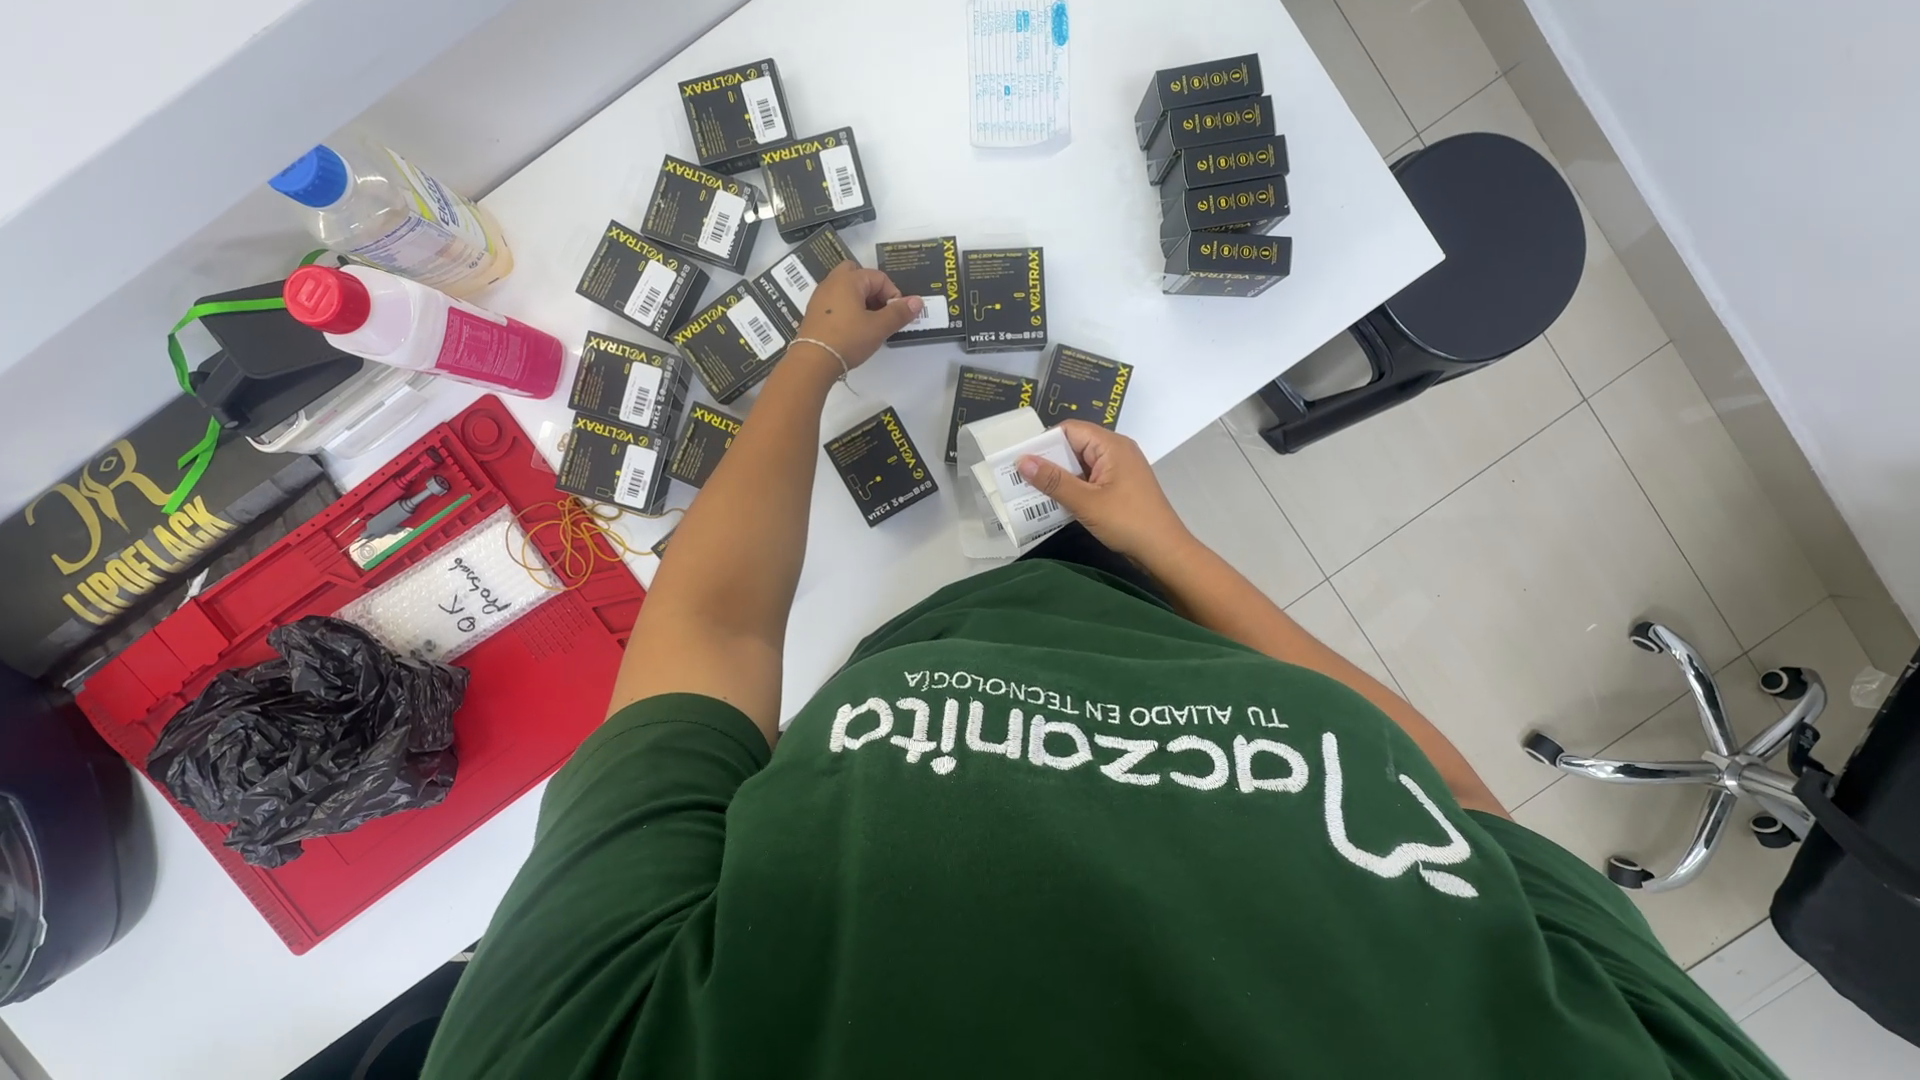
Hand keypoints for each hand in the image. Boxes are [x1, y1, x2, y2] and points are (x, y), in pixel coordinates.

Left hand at [794, 262, 923, 369]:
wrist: (813, 361)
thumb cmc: (848, 339)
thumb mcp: (878, 327)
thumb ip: (899, 313)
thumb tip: (918, 301)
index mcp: (849, 279)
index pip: (879, 277)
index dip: (893, 294)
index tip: (896, 315)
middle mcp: (832, 282)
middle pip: (858, 275)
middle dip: (873, 290)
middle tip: (880, 311)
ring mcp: (820, 296)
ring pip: (845, 288)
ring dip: (860, 300)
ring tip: (869, 322)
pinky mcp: (814, 312)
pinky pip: (835, 301)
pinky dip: (847, 308)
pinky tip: (852, 329)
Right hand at [1018, 421, 1195, 562]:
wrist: (1164, 551)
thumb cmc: (1128, 523)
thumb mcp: (1086, 502)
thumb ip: (1053, 481)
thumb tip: (1022, 461)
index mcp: (1111, 445)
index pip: (1070, 430)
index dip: (1044, 442)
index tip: (1020, 460)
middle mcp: (1116, 451)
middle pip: (1074, 446)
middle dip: (1049, 461)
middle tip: (1020, 478)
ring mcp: (1119, 470)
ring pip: (1080, 465)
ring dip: (1059, 477)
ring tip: (1031, 491)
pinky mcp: (1119, 487)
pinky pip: (1089, 479)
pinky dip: (1073, 488)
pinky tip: (1055, 502)